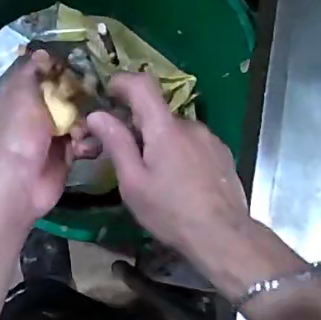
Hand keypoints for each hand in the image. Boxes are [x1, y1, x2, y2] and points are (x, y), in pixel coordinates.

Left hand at [0, 51, 94, 224]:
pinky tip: (84, 146)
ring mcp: (49, 136)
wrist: (21, 182)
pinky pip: (84, 142)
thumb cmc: (18, 131)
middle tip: (96, 91)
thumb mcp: (21, 92)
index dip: (56, 68)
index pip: (37, 75)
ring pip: (77, 118)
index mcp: (14, 97)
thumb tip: (41, 52)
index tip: (79, 61)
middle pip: (62, 96)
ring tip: (89, 124)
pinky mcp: (65, 155)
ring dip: (87, 121)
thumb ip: (33, 71)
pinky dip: (88, 143)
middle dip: (79, 95)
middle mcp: (31, 114)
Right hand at [85, 73, 254, 264]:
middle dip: (136, 128)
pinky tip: (177, 182)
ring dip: (159, 143)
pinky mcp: (221, 154)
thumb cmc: (171, 212)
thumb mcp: (133, 182)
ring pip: (174, 131)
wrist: (223, 237)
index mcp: (164, 128)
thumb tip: (97, 115)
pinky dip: (178, 153)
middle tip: (121, 156)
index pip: (142, 85)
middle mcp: (189, 125)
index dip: (121, 82)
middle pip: (156, 114)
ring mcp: (209, 139)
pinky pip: (192, 144)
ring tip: (152, 177)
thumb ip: (116, 143)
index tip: (107, 93)